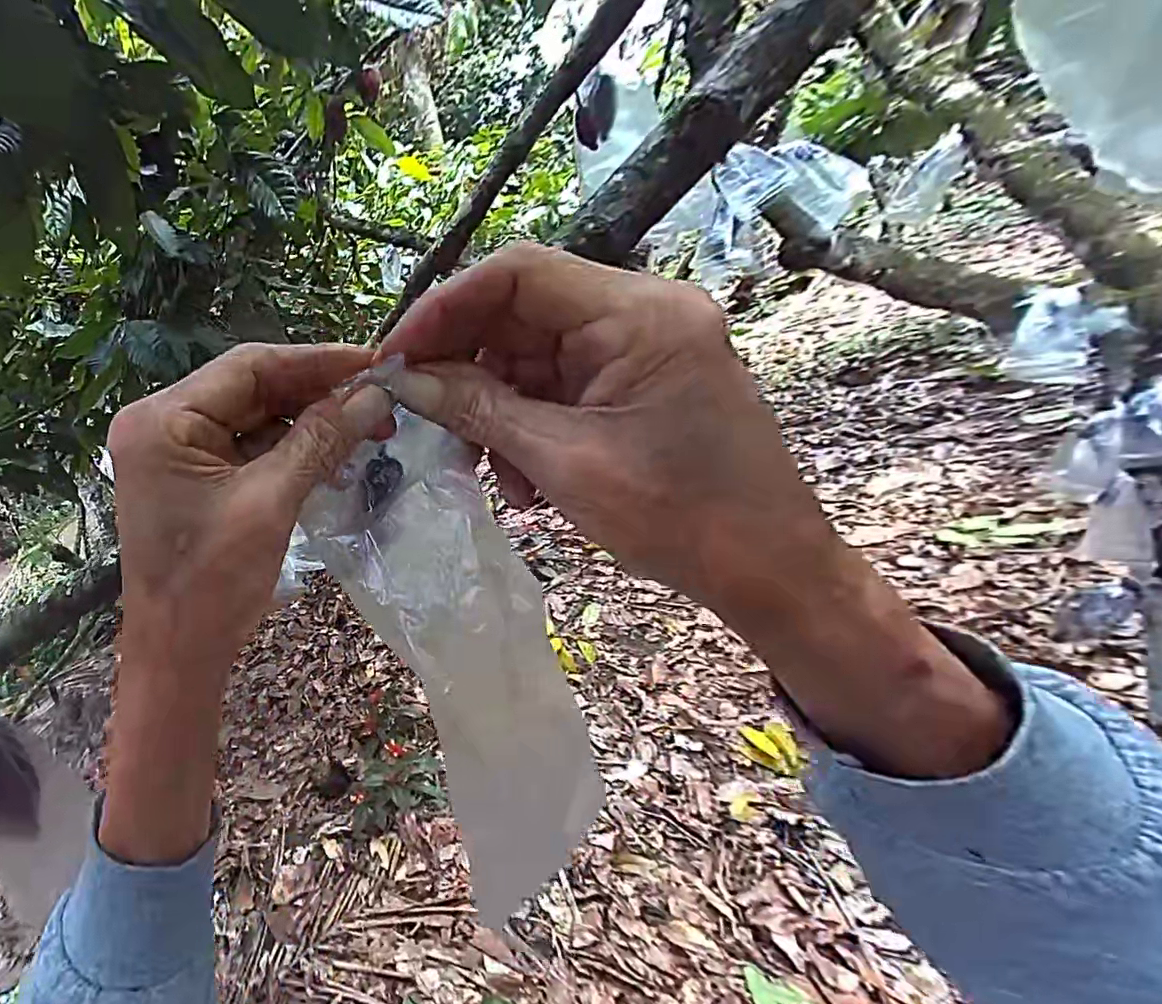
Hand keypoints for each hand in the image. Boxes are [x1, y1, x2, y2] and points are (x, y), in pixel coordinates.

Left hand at [101, 343, 393, 861]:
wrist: (179, 655)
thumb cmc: (213, 584)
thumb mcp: (271, 503)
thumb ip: (320, 440)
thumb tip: (374, 394)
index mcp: (162, 420)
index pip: (248, 368)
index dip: (316, 362)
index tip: (373, 361)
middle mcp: (162, 425)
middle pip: (252, 391)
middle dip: (317, 394)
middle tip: (379, 396)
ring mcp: (176, 453)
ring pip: (255, 420)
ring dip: (309, 423)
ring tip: (368, 424)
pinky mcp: (194, 479)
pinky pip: (249, 450)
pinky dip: (291, 450)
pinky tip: (336, 453)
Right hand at [378, 244, 1009, 777]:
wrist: (766, 570)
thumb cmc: (680, 517)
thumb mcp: (564, 462)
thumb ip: (480, 410)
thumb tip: (405, 380)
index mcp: (637, 314)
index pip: (518, 274)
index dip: (444, 308)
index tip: (395, 356)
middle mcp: (637, 316)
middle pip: (517, 318)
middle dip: (464, 371)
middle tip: (423, 420)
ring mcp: (635, 352)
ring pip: (528, 361)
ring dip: (492, 413)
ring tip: (487, 473)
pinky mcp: (629, 388)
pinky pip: (553, 392)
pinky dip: (523, 431)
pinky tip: (524, 483)